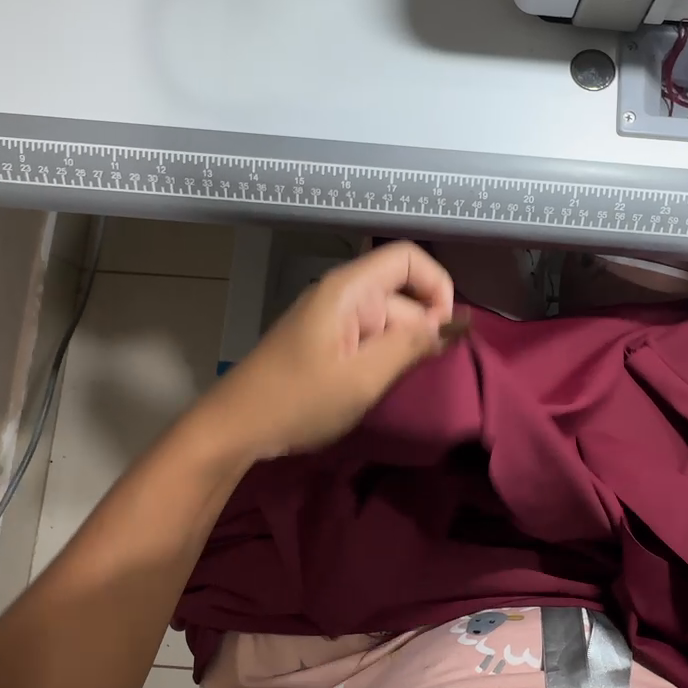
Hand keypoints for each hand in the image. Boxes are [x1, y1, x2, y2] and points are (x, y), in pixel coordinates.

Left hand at [193, 241, 456, 463]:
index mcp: (348, 289)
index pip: (408, 259)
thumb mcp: (364, 378)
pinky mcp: (325, 341)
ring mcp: (332, 318)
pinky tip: (374, 385)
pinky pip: (368, 338)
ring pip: (387, 320)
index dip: (437, 286)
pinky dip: (381, 358)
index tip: (444, 331)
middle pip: (401, 294)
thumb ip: (411, 346)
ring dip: (400, 349)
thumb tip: (453, 323)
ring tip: (388, 383)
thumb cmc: (299, 401)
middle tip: (417, 372)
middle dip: (420, 328)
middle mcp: (342, 294)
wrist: (234, 428)